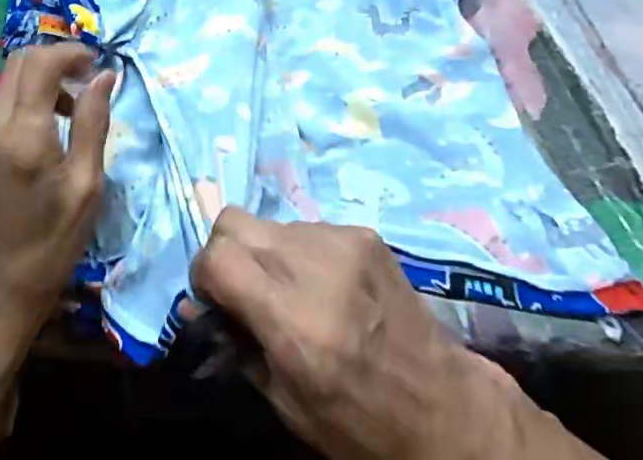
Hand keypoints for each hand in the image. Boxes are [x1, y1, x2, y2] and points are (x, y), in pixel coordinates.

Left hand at [0, 44, 115, 410]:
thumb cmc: (53, 240)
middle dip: (53, 63)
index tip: (93, 64)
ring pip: (3, 86)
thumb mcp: (86, 184)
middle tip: (82, 85)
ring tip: (64, 116)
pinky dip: (17, 108)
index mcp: (22, 135)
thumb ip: (94, 122)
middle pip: (17, 65)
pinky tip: (34, 138)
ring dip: (35, 86)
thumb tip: (104, 76)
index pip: (39, 63)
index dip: (69, 52)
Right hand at [191, 210, 599, 459]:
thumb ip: (235, 340)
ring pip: (268, 222)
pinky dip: (299, 251)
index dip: (203, 273)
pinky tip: (324, 284)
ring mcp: (342, 242)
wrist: (447, 412)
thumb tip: (195, 303)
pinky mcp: (363, 233)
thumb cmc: (359, 421)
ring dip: (265, 251)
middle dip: (226, 251)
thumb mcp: (284, 398)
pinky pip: (304, 227)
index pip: (217, 256)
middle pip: (232, 221)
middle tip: (243, 287)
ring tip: (291, 289)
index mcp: (293, 319)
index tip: (214, 297)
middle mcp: (314, 268)